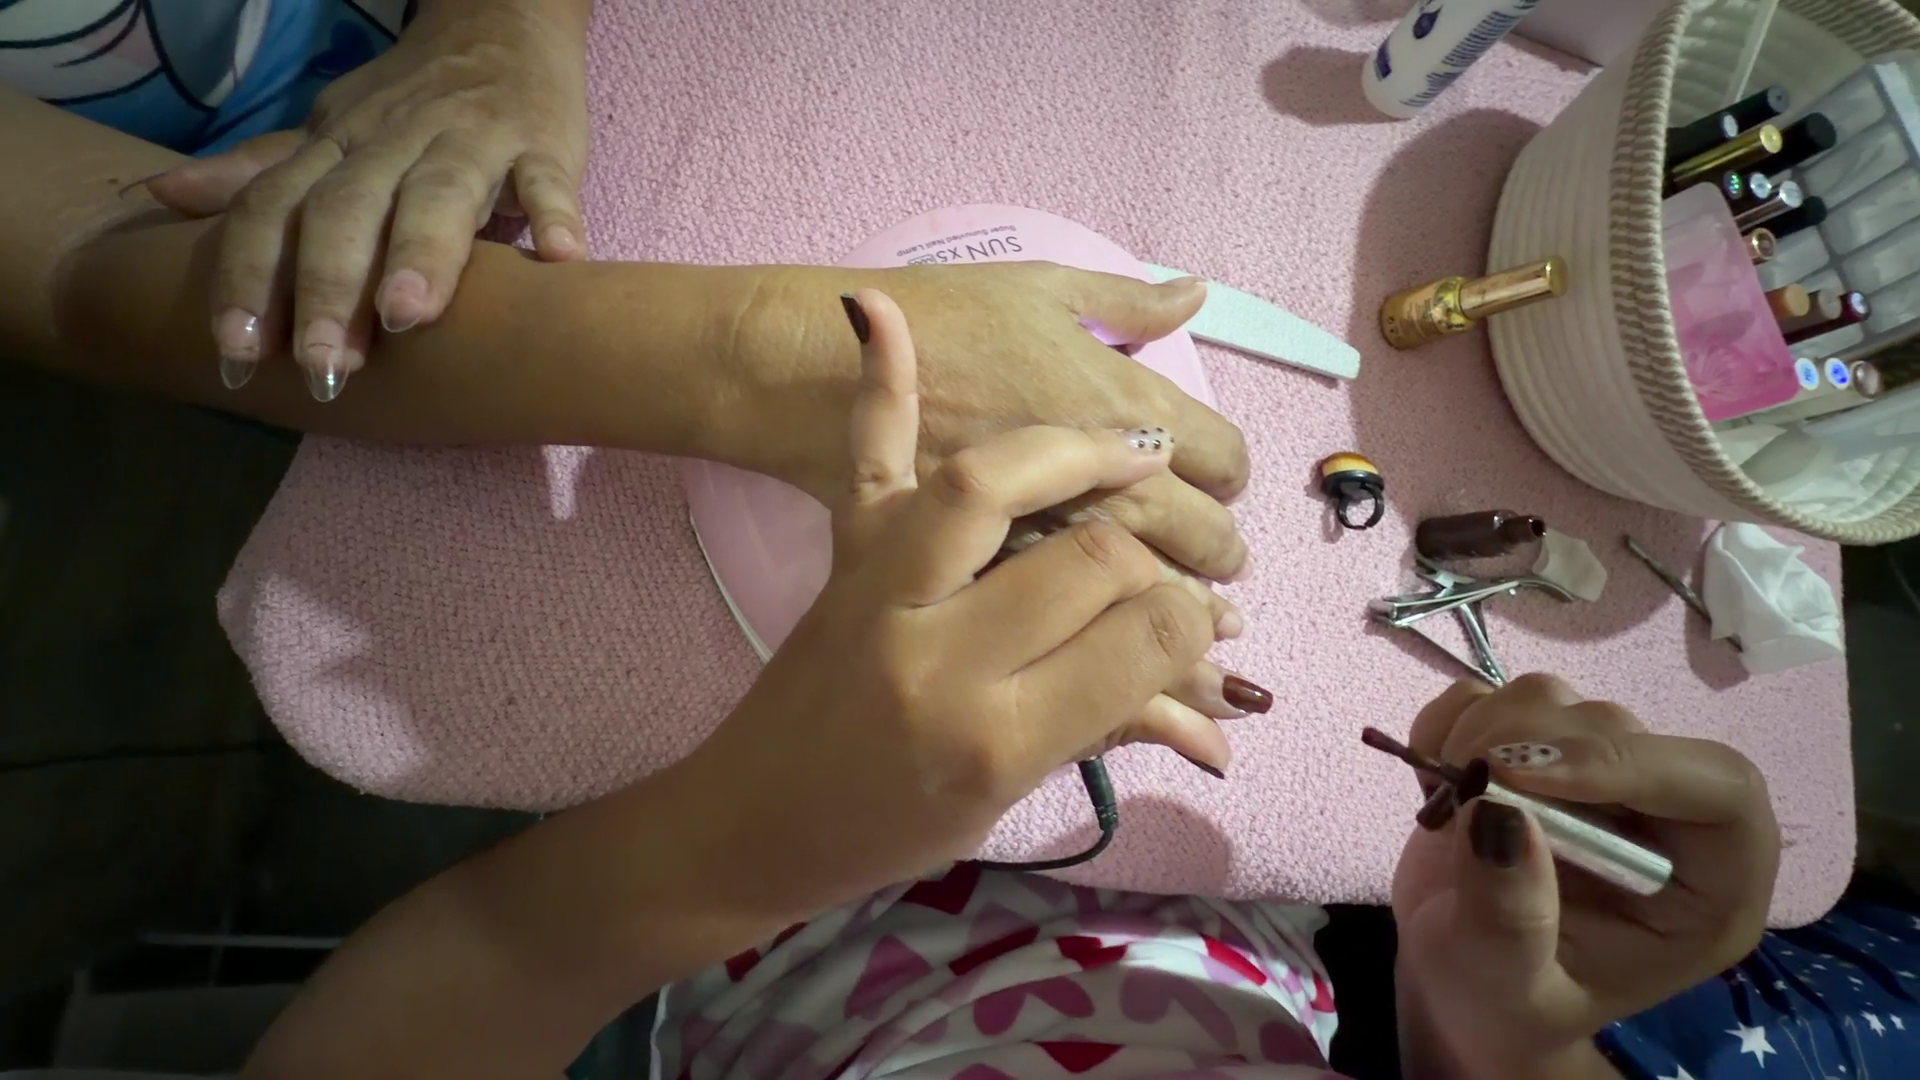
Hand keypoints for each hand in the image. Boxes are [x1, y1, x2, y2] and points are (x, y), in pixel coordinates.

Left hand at [147, 0, 590, 399]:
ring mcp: (473, 143)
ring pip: (439, 196)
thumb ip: (271, 169)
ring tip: (409, 315)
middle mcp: (395, 144)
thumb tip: (167, 198)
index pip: (279, 210)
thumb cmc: (424, 100)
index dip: (252, 278)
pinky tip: (561, 258)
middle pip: (349, 212)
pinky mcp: (543, 148)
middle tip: (327, 364)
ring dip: (422, 254)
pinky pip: (547, 183)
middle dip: (330, 287)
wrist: (500, 30)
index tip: (239, 355)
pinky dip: (554, 216)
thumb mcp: (339, 130)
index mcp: (343, 148)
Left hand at [690, 288, 1262, 916]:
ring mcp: (879, 589)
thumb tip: (1229, 725)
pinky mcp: (841, 554)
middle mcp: (940, 652)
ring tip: (1128, 451)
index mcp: (997, 736)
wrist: (755, 818)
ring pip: (992, 484)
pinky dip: (877, 381)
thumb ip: (1119, 734)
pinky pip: (864, 461)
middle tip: (1171, 550)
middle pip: (1090, 555)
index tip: (1205, 620)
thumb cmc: (893, 827)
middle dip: (1154, 547)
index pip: (1141, 638)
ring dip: (1075, 453)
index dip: (1191, 620)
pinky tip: (881, 310)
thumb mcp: (1013, 797)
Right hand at [1390, 675, 1778, 1076]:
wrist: (1457, 972)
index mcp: (1699, 884)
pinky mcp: (1515, 749)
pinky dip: (1443, 720)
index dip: (1622, 762)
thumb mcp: (1506, 981)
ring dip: (1477, 732)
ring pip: (1546, 699)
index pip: (1714, 785)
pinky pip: (1483, 695)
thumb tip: (1498, 813)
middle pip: (1612, 727)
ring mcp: (1580, 774)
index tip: (1512, 777)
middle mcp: (1652, 816)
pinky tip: (1434, 774)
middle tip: (1456, 796)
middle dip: (1519, 746)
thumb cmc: (1500, 996)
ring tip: (1446, 793)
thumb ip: (1510, 915)